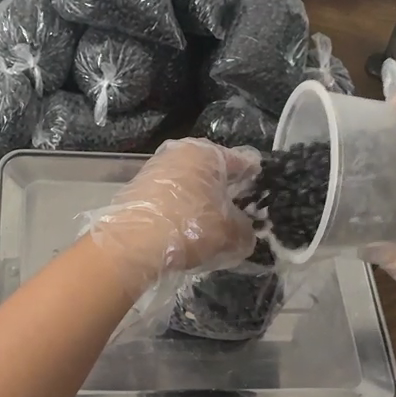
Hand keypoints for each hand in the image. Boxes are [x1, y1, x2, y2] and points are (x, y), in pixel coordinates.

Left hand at [83, 139, 261, 290]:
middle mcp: (179, 152)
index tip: (263, 194)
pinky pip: (169, 197)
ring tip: (210, 226)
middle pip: (212, 171)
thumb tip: (244, 232)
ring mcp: (154, 169)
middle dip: (226, 190)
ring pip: (189, 183)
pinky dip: (179, 209)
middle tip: (238, 213)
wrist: (132, 244)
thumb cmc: (190, 228)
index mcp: (207, 152)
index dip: (257, 178)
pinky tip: (183, 230)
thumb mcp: (232, 235)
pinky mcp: (136, 189)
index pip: (243, 161)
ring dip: (200, 200)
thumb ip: (246, 230)